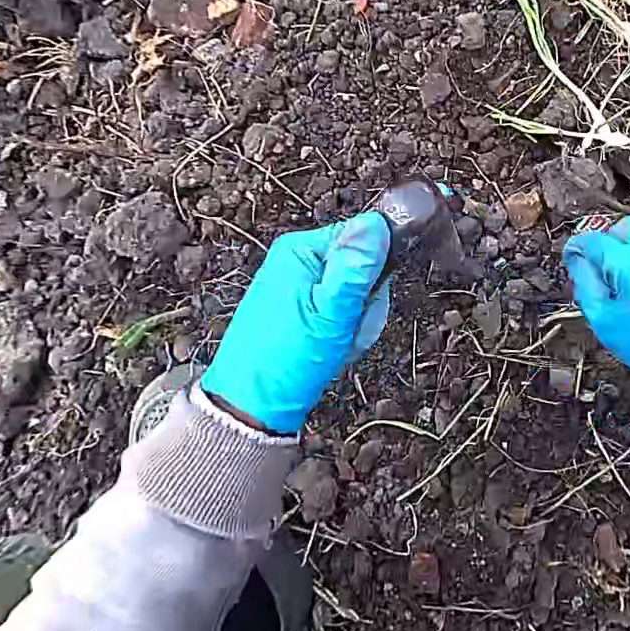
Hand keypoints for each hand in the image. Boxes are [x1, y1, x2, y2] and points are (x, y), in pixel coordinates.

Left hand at [202, 212, 391, 433]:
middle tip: (348, 328)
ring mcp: (300, 285)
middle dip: (366, 303)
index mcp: (301, 249)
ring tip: (338, 342)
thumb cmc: (285, 360)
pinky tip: (331, 347)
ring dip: (357, 322)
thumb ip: (356, 267)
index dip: (375, 271)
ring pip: (356, 293)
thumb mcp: (331, 311)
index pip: (363, 237)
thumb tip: (377, 224)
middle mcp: (298, 261)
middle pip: (362, 267)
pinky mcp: (302, 308)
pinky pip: (342, 311)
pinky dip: (344, 331)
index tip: (366, 299)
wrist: (252, 406)